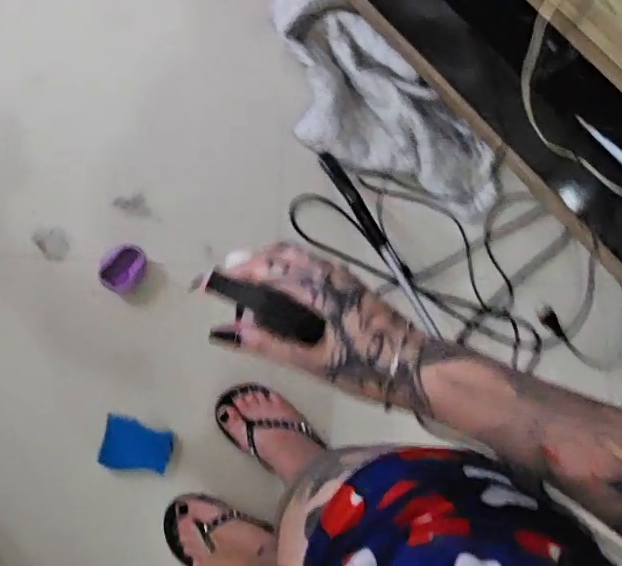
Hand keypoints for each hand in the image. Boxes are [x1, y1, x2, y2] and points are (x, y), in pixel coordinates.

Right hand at [198, 243, 441, 410]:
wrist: (418, 366)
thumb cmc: (367, 367)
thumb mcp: (315, 362)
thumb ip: (269, 344)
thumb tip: (227, 333)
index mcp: (317, 286)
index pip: (265, 270)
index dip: (231, 275)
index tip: (203, 284)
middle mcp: (327, 271)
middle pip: (278, 254)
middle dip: (246, 264)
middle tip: (221, 285)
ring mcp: (339, 274)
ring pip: (294, 256)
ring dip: (265, 264)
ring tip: (244, 288)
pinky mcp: (347, 283)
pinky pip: (306, 264)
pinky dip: (283, 269)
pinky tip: (278, 295)